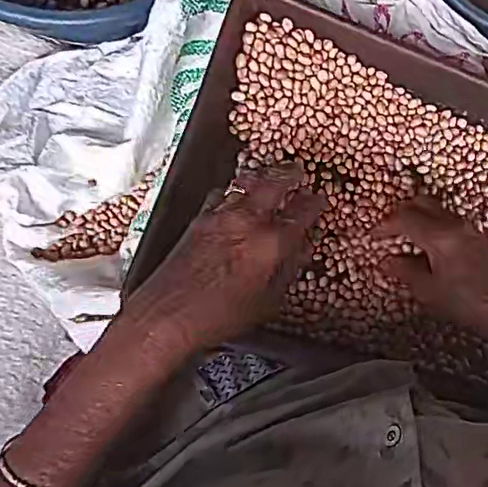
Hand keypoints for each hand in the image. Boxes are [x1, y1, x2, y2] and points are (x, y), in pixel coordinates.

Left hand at [123, 162, 326, 354]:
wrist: (168, 315)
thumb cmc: (220, 315)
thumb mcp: (268, 301)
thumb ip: (288, 270)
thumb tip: (301, 251)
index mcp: (272, 243)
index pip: (302, 212)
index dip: (314, 204)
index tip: (319, 200)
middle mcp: (247, 222)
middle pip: (274, 184)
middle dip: (290, 175)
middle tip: (298, 171)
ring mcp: (220, 216)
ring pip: (246, 184)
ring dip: (262, 178)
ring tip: (270, 176)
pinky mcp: (198, 220)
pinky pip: (221, 194)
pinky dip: (233, 190)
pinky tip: (234, 196)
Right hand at [372, 196, 487, 363]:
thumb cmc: (466, 303)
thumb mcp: (428, 290)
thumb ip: (406, 270)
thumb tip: (388, 262)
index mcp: (440, 235)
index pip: (405, 218)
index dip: (386, 225)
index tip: (375, 235)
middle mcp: (455, 225)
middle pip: (421, 203)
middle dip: (401, 213)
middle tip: (388, 231)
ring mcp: (468, 229)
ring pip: (436, 209)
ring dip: (418, 217)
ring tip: (405, 239)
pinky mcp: (476, 237)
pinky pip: (448, 220)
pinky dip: (432, 225)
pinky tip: (427, 247)